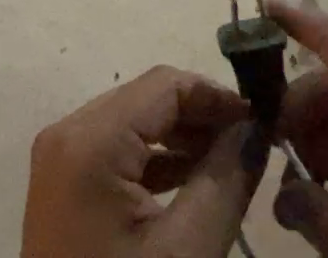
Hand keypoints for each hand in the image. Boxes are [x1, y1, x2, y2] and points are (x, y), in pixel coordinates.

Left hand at [22, 65, 270, 257]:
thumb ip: (226, 177)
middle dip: (204, 117)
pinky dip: (158, 160)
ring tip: (236, 164)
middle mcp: (67, 132)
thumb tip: (256, 127)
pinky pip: (117, 151)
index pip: (165, 85)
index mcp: (90, 138)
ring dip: (184, 138)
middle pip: (147, 100)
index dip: (219, 96)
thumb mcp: (188, 247)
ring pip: (134, 124)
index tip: (267, 121)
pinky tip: (198, 181)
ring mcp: (60, 158)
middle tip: (257, 145)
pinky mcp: (64, 183)